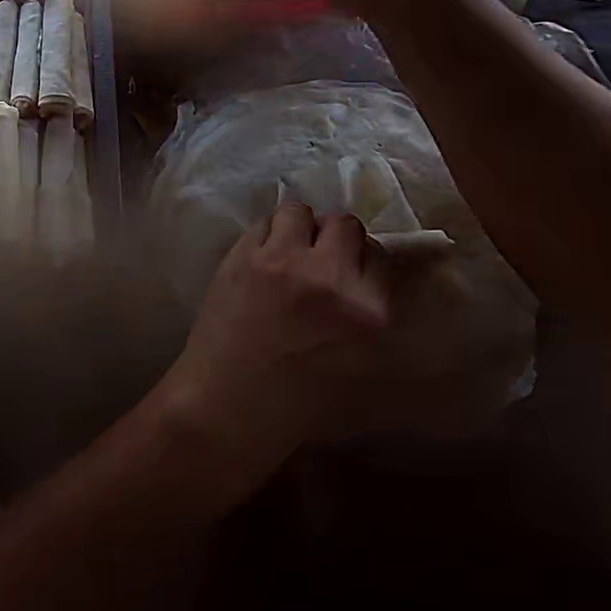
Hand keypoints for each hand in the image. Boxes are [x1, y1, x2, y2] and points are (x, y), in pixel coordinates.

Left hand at [158, 202, 390, 456]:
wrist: (229, 399)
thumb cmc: (297, 397)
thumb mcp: (358, 360)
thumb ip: (366, 311)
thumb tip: (362, 271)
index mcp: (368, 311)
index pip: (381, 256)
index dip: (364, 257)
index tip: (350, 265)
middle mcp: (327, 276)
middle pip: (343, 223)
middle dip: (335, 234)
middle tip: (320, 253)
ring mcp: (279, 261)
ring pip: (297, 211)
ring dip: (297, 226)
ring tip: (288, 248)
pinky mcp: (240, 256)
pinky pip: (260, 224)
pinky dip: (265, 234)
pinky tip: (260, 257)